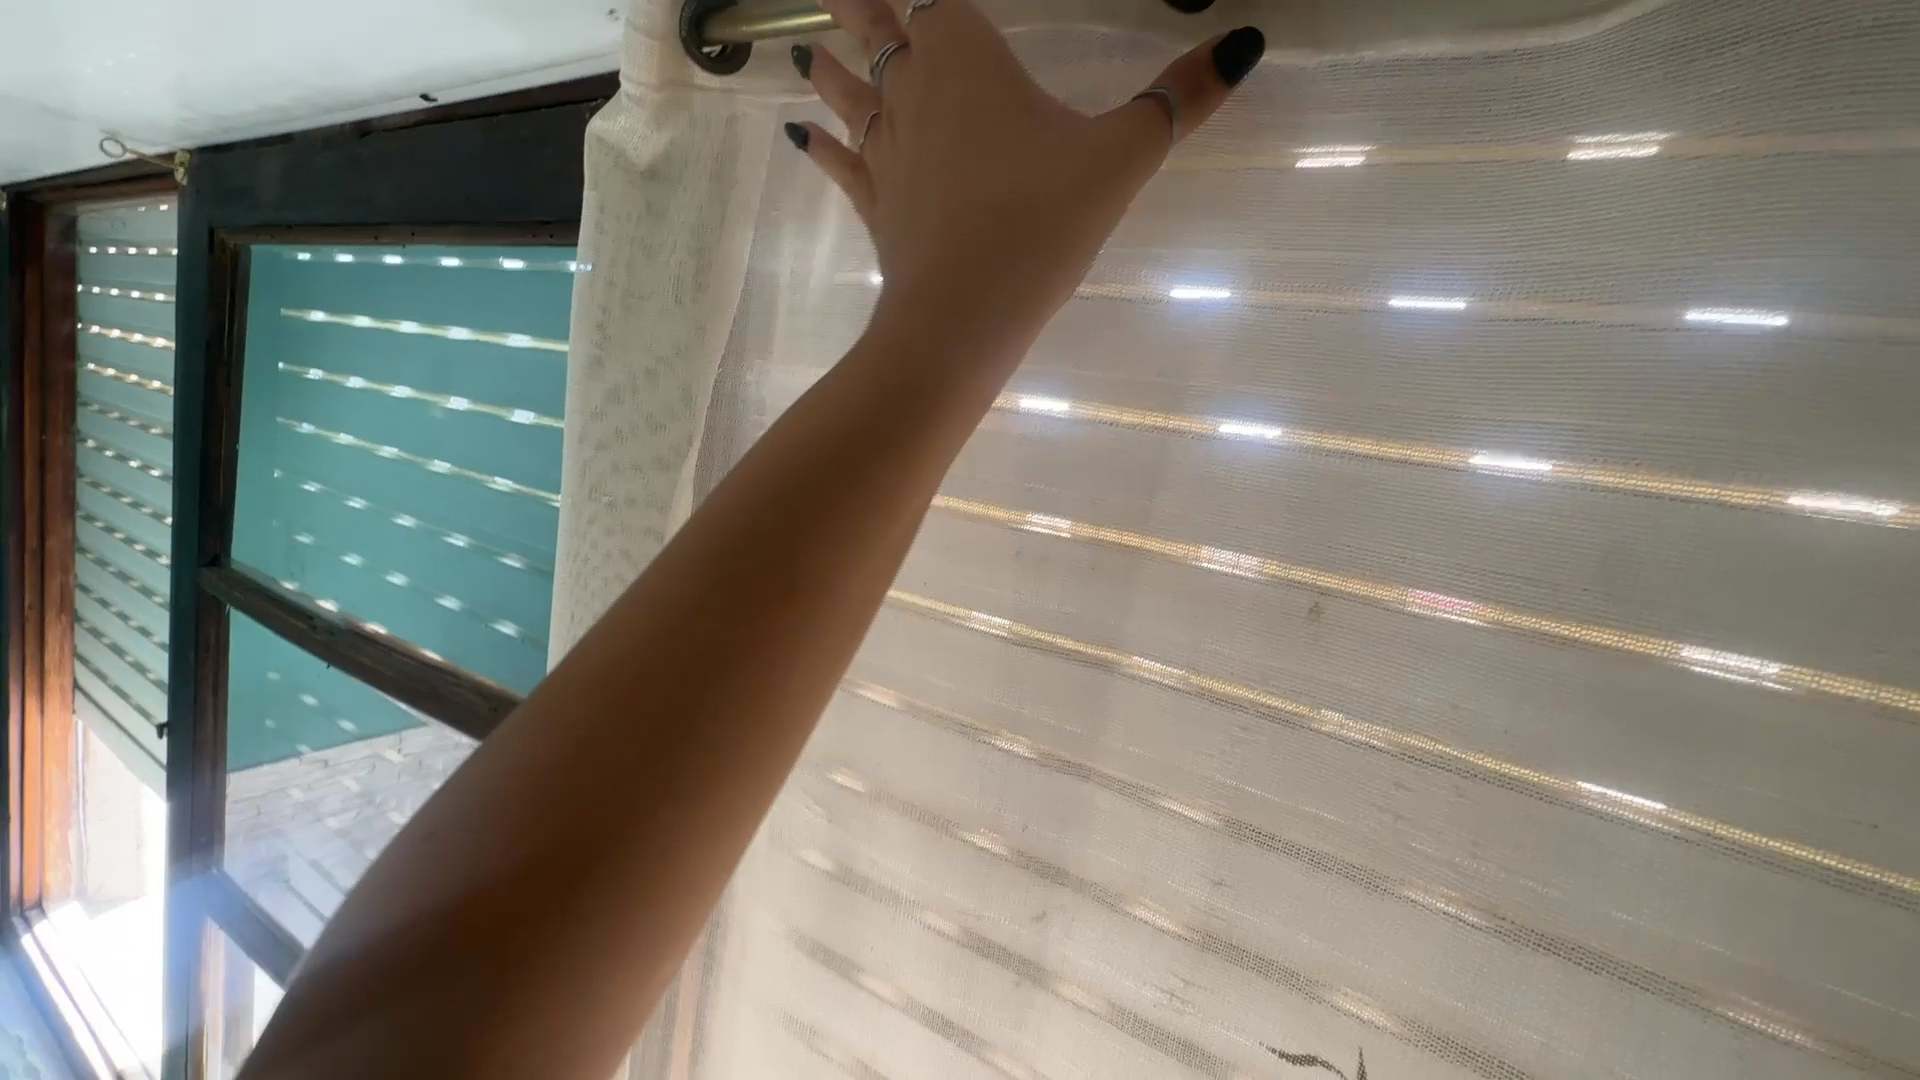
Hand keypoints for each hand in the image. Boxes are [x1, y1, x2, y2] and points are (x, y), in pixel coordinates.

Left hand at [787, 0, 1263, 366]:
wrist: (964, 315)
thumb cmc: (1041, 224)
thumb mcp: (1123, 156)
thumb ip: (1179, 98)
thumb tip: (1246, 41)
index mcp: (965, 57)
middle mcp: (914, 91)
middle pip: (878, 33)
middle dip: (859, 8)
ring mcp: (888, 152)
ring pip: (850, 96)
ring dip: (828, 68)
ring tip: (802, 48)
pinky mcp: (879, 207)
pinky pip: (842, 165)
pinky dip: (821, 146)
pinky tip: (797, 132)